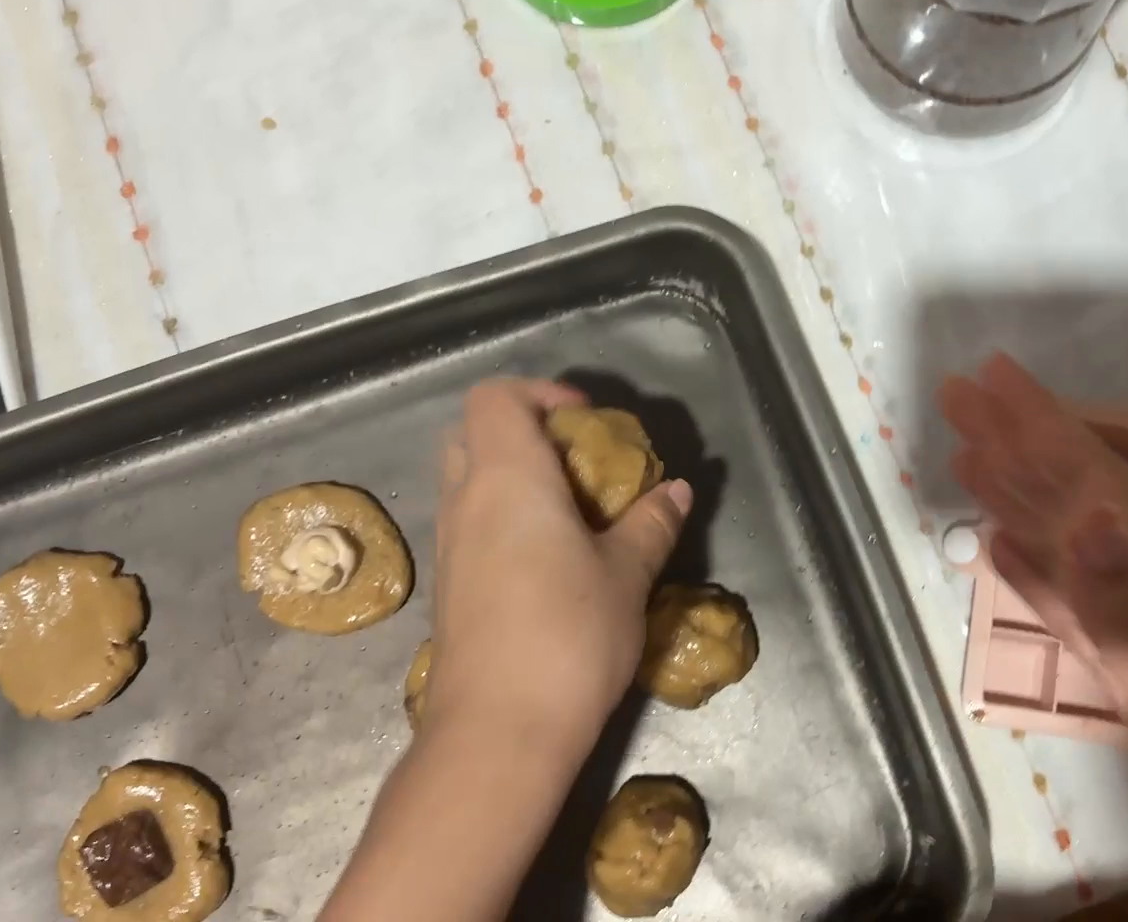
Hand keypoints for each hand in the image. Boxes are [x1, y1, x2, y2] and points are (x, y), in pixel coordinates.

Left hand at [428, 379, 693, 754]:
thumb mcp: (626, 575)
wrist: (498, 733)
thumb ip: (651, 523)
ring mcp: (450, 542)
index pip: (497, 397)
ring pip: (467, 476)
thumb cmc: (569, 637)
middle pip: (474, 430)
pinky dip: (501, 513)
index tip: (587, 421)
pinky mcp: (449, 583)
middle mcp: (467, 498)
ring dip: (512, 474)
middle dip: (524, 431)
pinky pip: (468, 519)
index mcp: (508, 476)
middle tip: (575, 460)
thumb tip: (678, 491)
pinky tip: (546, 555)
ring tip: (568, 508)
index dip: (541, 393)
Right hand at [940, 355, 1127, 901]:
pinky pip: (1069, 597)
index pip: (1091, 477)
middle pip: (1070, 492)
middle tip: (958, 392)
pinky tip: (1005, 547)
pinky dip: (1033, 568)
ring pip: (1064, 538)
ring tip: (969, 452)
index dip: (1038, 422)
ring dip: (1015, 491)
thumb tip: (1088, 514)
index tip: (988, 372)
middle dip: (1013, 438)